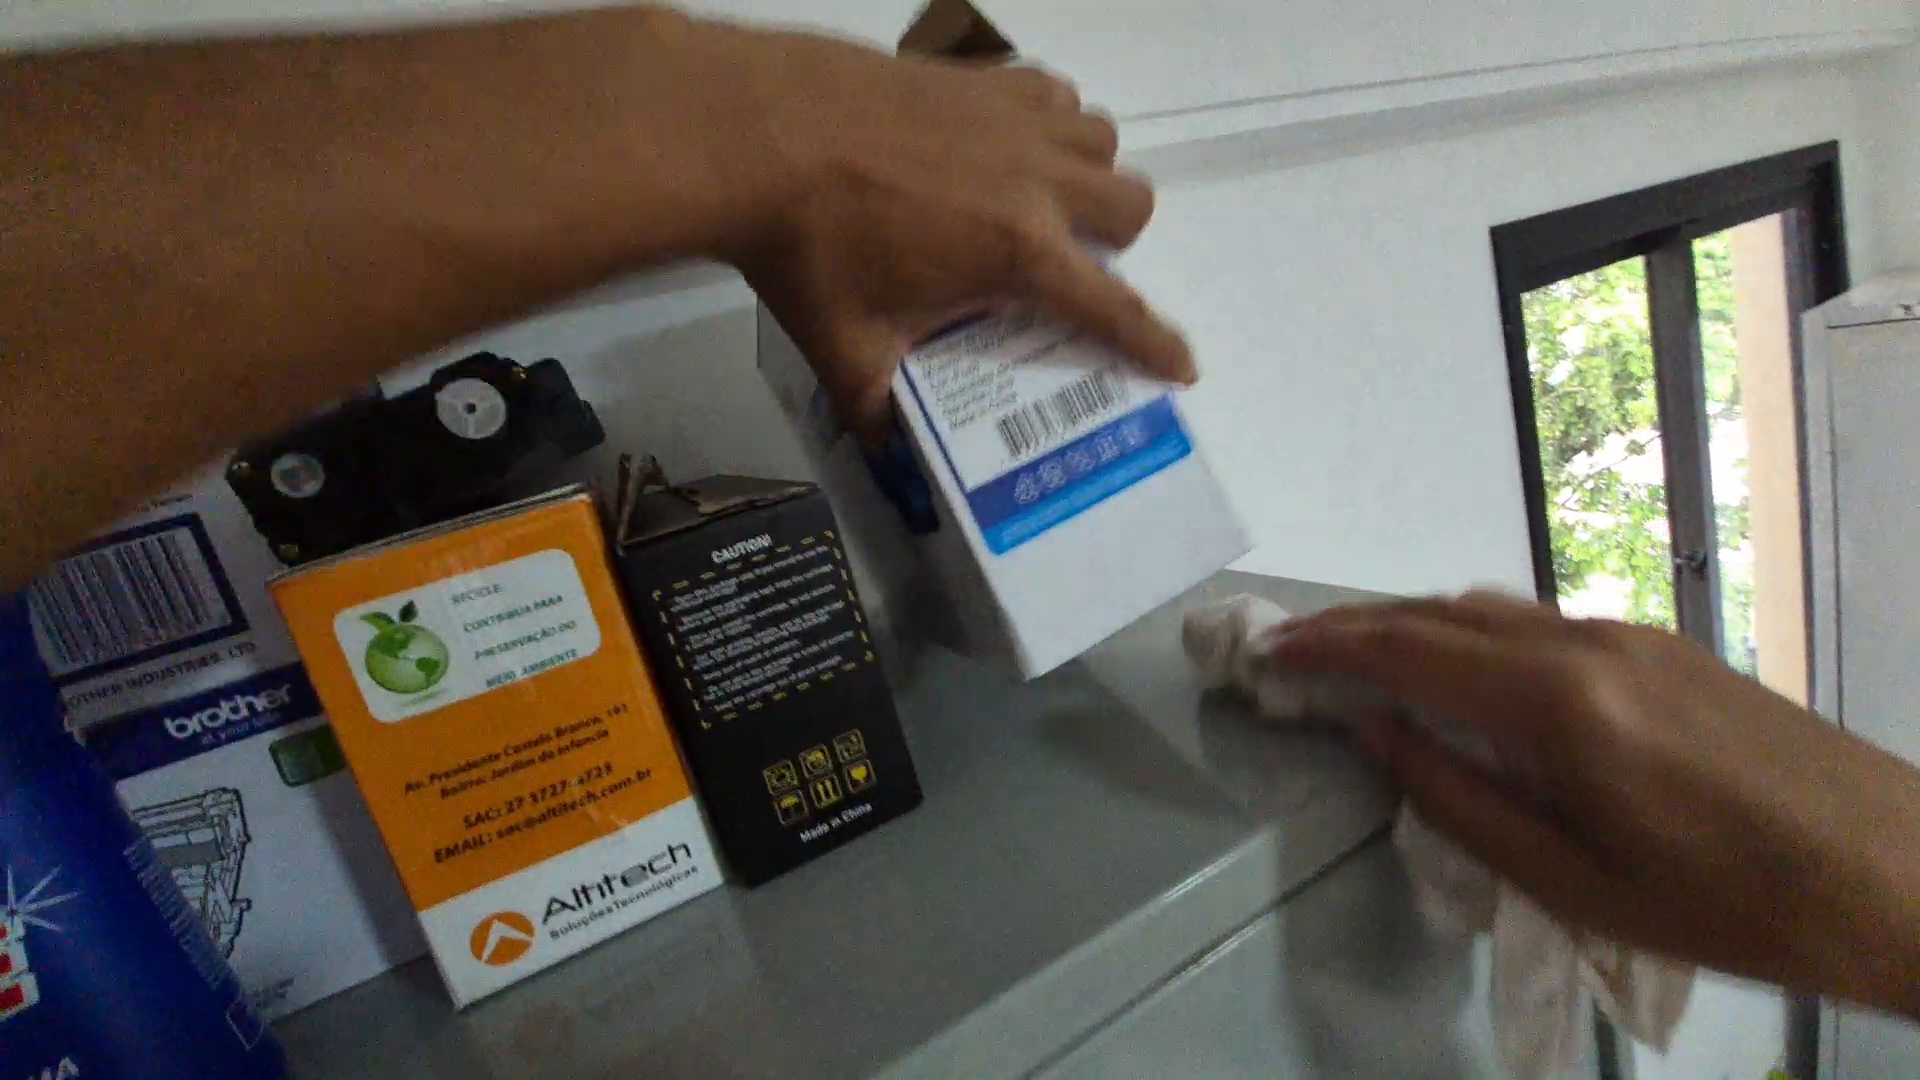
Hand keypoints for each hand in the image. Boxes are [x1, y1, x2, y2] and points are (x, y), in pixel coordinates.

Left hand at [694, 20, 1193, 437]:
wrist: (752, 135)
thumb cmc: (807, 252)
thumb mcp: (847, 355)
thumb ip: (876, 415)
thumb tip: (887, 458)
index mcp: (1015, 255)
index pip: (1111, 307)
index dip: (1154, 343)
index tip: (1182, 367)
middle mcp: (1035, 181)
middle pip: (1134, 205)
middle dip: (1116, 246)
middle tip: (1062, 267)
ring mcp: (1010, 117)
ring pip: (1103, 140)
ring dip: (1089, 180)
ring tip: (1036, 205)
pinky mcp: (977, 76)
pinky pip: (1054, 94)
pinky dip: (1050, 126)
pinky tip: (1000, 150)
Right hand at [1270, 591, 1919, 1017]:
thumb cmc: (1738, 907)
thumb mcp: (1572, 880)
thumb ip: (1453, 794)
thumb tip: (1372, 729)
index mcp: (1556, 703)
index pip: (1405, 649)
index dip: (1324, 644)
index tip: (1268, 651)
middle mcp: (1580, 643)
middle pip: (1431, 611)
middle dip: (1349, 621)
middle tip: (1289, 642)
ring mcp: (1621, 633)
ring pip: (1477, 606)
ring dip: (1401, 620)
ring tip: (1351, 647)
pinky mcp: (1652, 642)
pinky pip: (1524, 619)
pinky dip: (1456, 628)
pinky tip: (1447, 660)